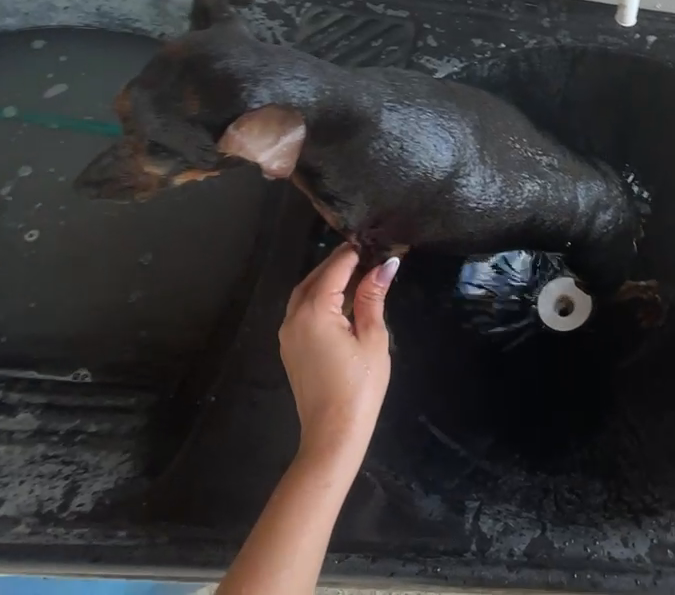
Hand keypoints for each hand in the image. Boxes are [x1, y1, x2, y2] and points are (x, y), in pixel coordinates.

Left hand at [278, 246, 399, 465]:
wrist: (334, 432)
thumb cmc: (360, 384)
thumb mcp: (373, 337)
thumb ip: (373, 297)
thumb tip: (386, 265)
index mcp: (315, 312)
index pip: (335, 270)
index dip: (355, 254)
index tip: (376, 241)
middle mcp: (293, 318)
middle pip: (315, 278)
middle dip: (339, 263)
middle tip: (369, 252)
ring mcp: (288, 335)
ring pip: (305, 294)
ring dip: (328, 279)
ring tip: (359, 272)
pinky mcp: (291, 348)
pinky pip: (302, 311)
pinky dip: (320, 297)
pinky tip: (343, 299)